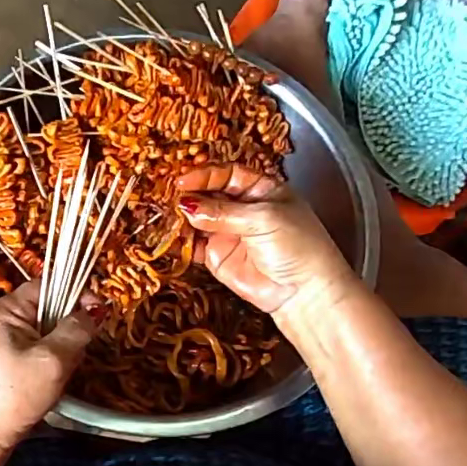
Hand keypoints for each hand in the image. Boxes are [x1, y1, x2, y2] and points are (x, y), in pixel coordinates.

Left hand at [0, 280, 96, 460]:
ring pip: (52, 327)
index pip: (47, 284)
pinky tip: (58, 374)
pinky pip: (46, 346)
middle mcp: (4, 317)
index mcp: (6, 309)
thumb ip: (77, 329)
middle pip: (51, 305)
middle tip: (77, 348)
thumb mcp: (54, 358)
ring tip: (65, 367)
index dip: (75, 292)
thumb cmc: (17, 393)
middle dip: (70, 326)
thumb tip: (96, 309)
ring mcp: (9, 337)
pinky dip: (58, 357)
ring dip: (66, 345)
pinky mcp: (15, 356)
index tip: (97, 310)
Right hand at [174, 164, 360, 320]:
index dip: (205, 175)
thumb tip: (188, 206)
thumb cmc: (298, 246)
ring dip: (181, 218)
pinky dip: (179, 242)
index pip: (228, 175)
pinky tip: (169, 237)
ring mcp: (226, 232)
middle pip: (208, 194)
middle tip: (169, 196)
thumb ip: (223, 213)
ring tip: (165, 216)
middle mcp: (241, 208)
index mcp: (261, 190)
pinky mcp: (216, 255)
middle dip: (189, 195)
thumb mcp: (263, 219)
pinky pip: (192, 245)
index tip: (183, 179)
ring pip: (197, 219)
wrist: (302, 291)